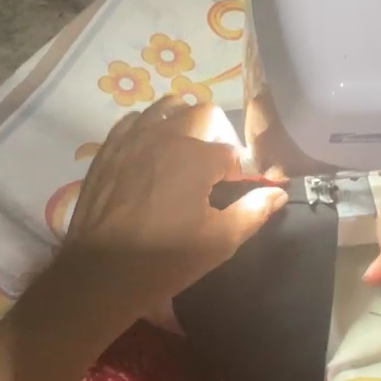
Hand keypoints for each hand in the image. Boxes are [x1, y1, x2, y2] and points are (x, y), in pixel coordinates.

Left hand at [57, 95, 287, 325]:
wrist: (101, 274)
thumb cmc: (165, 258)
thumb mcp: (220, 241)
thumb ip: (254, 211)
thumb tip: (279, 192)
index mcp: (197, 156)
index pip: (232, 152)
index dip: (238, 173)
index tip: (234, 193)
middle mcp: (165, 135)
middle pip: (202, 114)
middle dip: (216, 137)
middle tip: (213, 171)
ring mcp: (132, 138)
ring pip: (166, 107)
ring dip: (183, 121)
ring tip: (185, 150)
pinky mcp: (108, 149)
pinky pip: (133, 120)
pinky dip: (149, 127)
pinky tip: (151, 150)